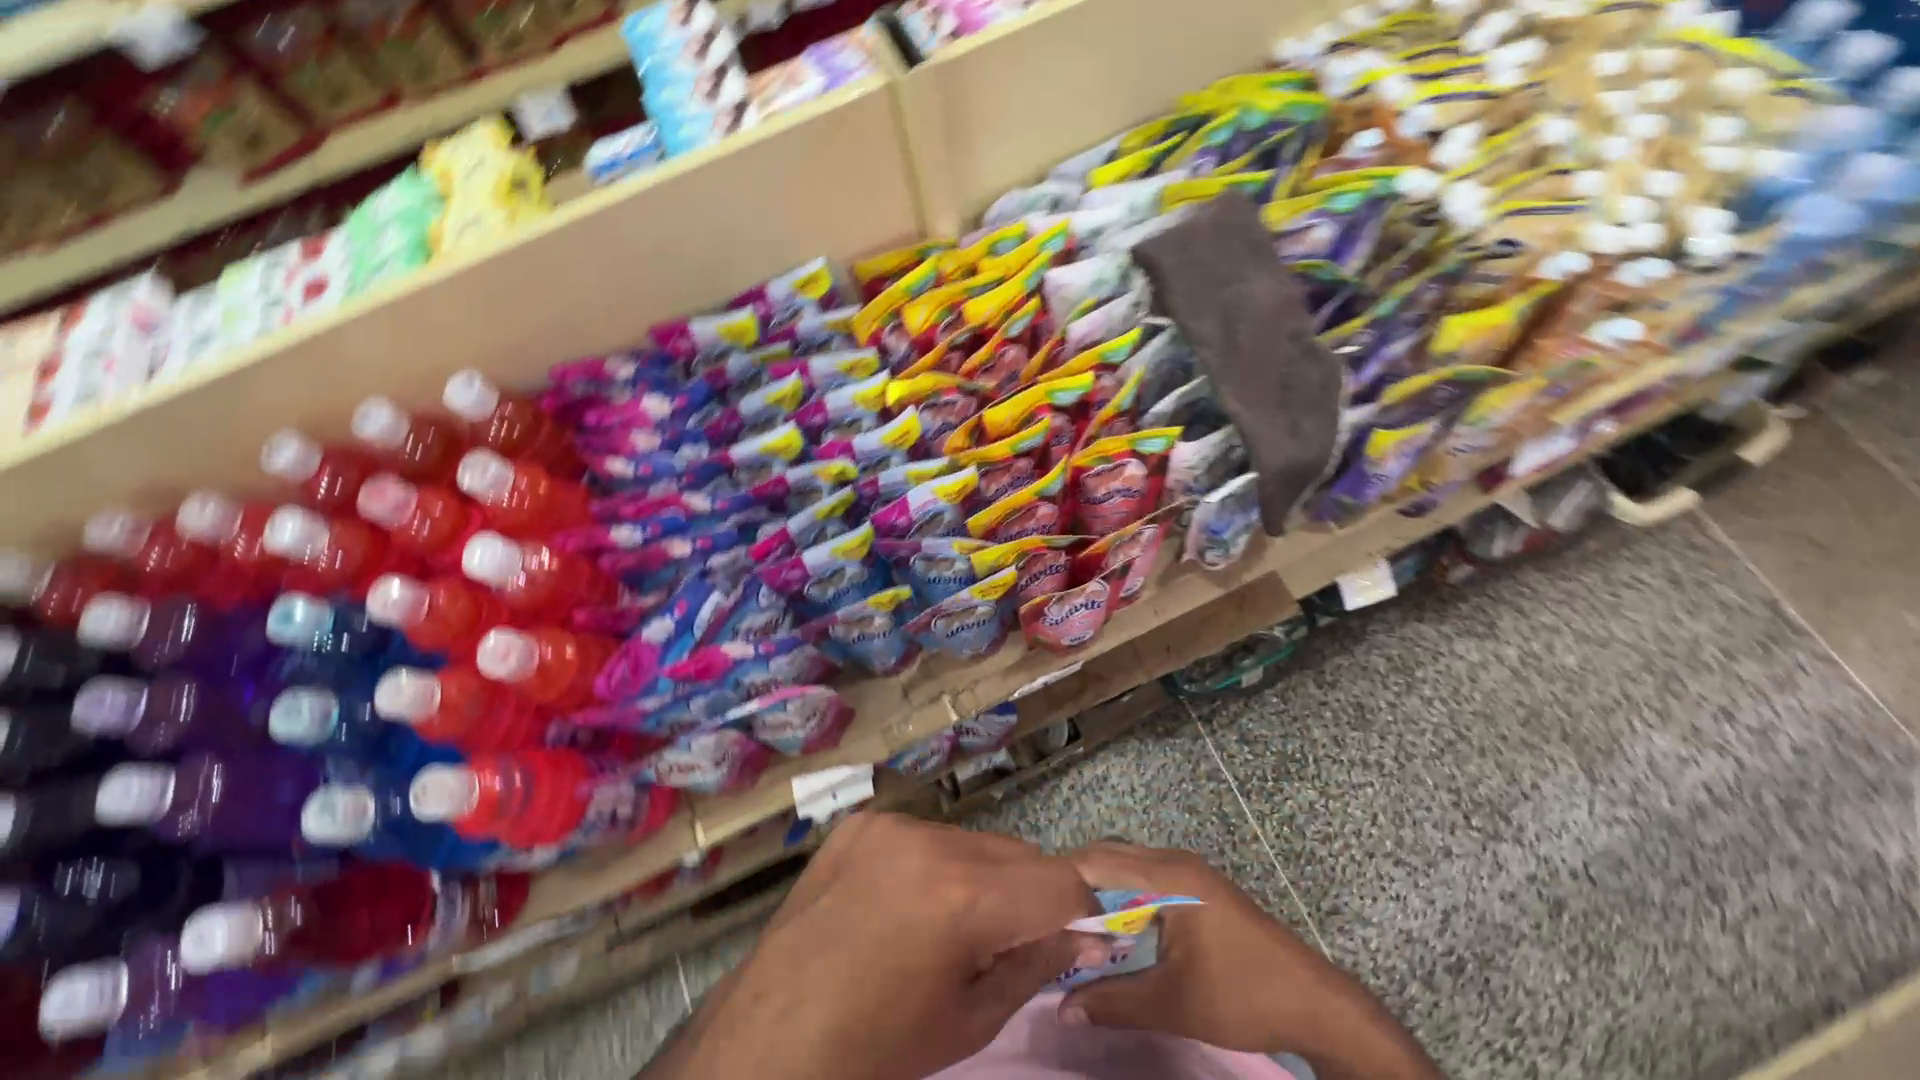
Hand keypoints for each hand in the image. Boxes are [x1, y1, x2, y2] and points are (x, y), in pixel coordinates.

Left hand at [650, 812, 1105, 1079]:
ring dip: (983, 877)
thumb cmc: (877, 1046)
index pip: (1062, 882)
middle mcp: (928, 841)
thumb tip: (1086, 934)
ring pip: (973, 842)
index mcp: (962, 896)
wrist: (769, 1038)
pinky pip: (923, 837)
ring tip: (952, 926)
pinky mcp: (857, 825)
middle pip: (1019, 854)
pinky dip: (933, 866)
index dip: (1082, 913)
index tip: (1082, 941)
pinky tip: (907, 905)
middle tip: (1016, 941)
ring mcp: (887, 825)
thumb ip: (1036, 963)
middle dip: (1032, 895)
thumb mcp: (970, 1018)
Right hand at [1061, 841, 1442, 1079]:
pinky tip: (1112, 931)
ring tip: (1069, 926)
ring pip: (1130, 868)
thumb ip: (1110, 1001)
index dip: (1059, 880)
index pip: (1097, 860)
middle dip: (1075, 884)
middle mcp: (1177, 863)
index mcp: (1168, 876)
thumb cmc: (1242, 995)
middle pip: (1111, 856)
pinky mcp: (1201, 892)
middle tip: (1043, 919)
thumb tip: (1060, 1009)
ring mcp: (1192, 875)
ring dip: (1100, 891)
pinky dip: (1123, 898)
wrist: (1316, 1005)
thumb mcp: (1170, 1003)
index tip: (1028, 907)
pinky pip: (1148, 880)